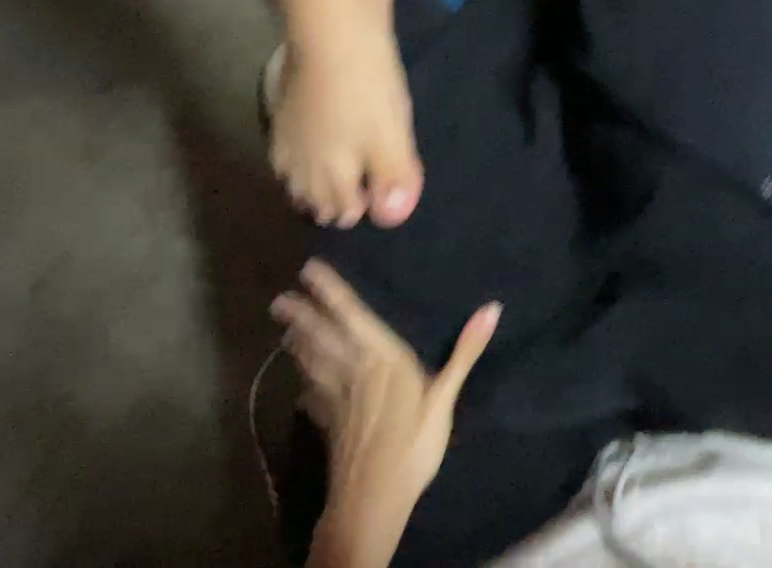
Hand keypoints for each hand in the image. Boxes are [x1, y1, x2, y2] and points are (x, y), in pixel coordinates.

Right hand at [268, 0, 424, 228]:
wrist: (329, 12)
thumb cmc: (364, 86)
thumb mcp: (389, 139)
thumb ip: (391, 180)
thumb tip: (390, 220)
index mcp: (319, 173)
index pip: (336, 211)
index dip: (361, 213)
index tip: (385, 204)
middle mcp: (295, 155)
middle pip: (314, 190)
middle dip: (339, 197)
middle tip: (373, 190)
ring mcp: (290, 120)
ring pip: (305, 160)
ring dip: (327, 168)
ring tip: (356, 167)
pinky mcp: (296, 86)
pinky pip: (307, 128)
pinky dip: (321, 136)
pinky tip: (336, 125)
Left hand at [273, 260, 500, 504]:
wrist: (373, 501)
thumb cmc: (412, 444)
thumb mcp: (445, 397)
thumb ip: (465, 352)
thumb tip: (492, 307)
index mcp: (381, 358)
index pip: (351, 316)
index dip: (330, 292)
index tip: (309, 269)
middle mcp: (352, 371)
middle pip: (321, 337)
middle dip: (301, 315)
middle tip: (279, 299)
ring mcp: (336, 399)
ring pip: (312, 364)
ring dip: (298, 345)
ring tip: (285, 330)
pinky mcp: (329, 424)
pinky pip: (313, 398)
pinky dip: (305, 387)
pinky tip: (302, 388)